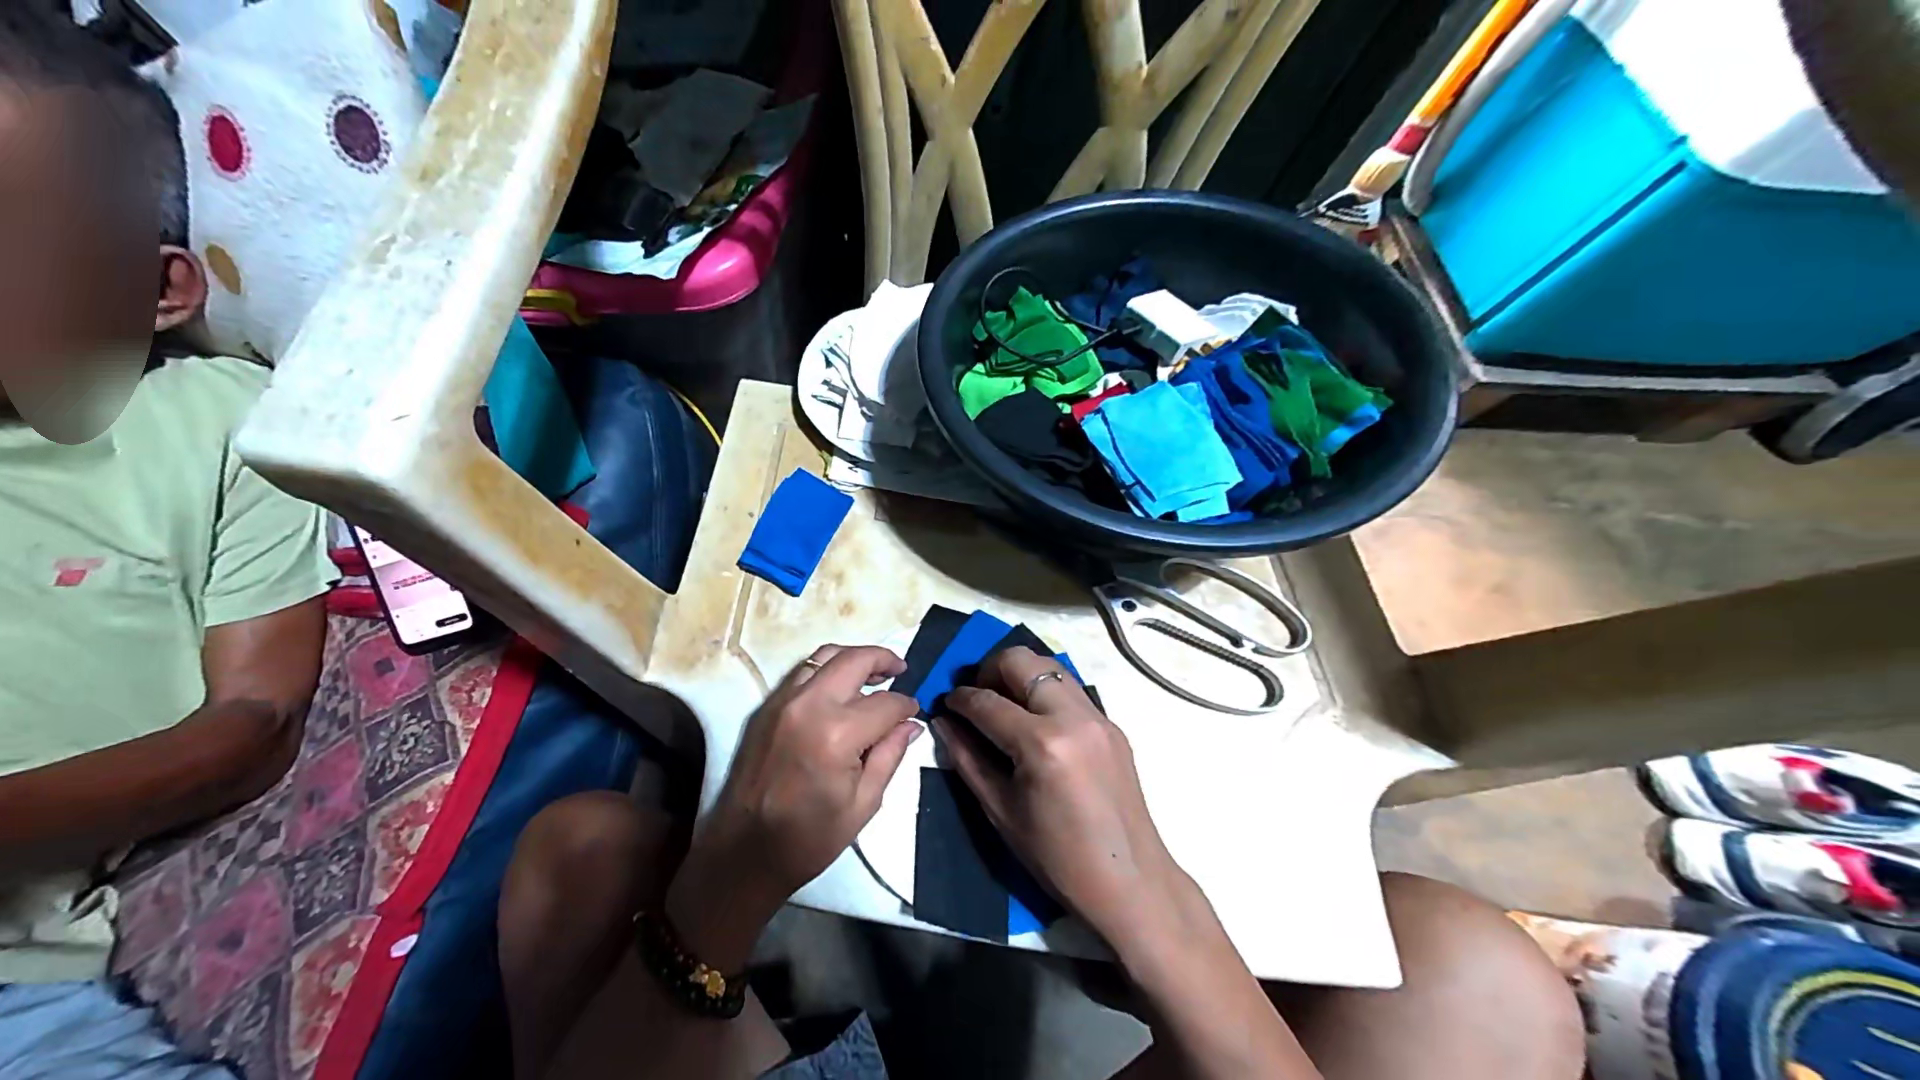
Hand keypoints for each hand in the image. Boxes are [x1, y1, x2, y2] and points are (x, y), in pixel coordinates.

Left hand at [671, 645, 922, 959]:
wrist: (743, 853)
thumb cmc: (808, 838)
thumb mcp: (863, 804)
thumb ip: (889, 755)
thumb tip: (910, 725)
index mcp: (836, 734)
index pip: (885, 703)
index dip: (906, 706)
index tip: (914, 713)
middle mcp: (808, 706)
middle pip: (854, 660)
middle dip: (883, 660)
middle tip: (901, 670)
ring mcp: (783, 702)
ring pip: (825, 656)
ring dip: (853, 659)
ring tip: (873, 673)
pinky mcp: (766, 707)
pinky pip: (803, 671)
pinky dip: (827, 669)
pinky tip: (841, 688)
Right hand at [937, 647, 1191, 954]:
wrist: (1129, 880)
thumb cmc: (1057, 858)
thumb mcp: (1000, 811)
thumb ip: (967, 759)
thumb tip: (943, 721)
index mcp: (1042, 744)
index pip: (988, 702)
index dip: (960, 699)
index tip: (946, 702)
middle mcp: (1073, 717)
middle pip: (1022, 660)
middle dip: (989, 669)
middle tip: (976, 695)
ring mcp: (1098, 717)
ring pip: (1050, 666)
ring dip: (1019, 674)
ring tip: (1003, 702)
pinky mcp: (1112, 724)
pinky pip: (1070, 689)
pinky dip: (1044, 690)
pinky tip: (1033, 719)